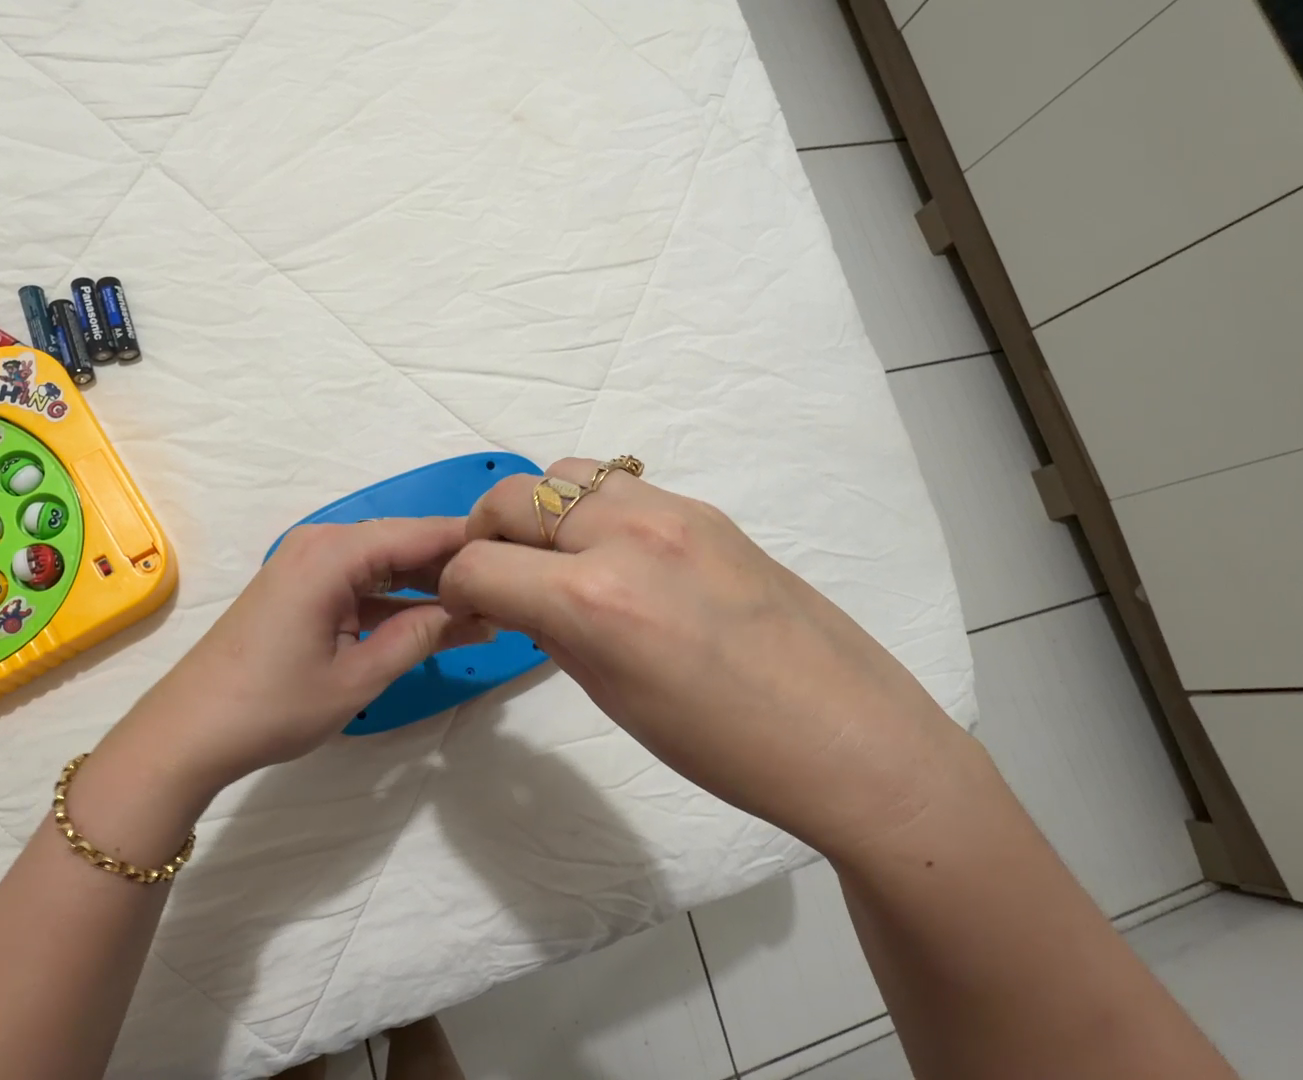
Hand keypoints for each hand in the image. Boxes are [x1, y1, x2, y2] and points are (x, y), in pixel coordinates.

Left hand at [108, 518, 486, 799]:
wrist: (188, 732)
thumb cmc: (273, 705)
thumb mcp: (358, 676)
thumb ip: (419, 637)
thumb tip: (475, 612)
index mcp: (333, 553)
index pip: (421, 533)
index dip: (473, 545)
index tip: (523, 560)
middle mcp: (320, 544)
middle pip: (404, 544)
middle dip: (454, 569)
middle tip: (510, 593)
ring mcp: (305, 565)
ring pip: (384, 565)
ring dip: (426, 588)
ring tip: (483, 613)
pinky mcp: (299, 589)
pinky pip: (359, 583)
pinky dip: (393, 602)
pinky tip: (430, 623)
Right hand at [436, 458, 964, 855]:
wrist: (847, 737)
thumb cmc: (719, 748)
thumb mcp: (610, 694)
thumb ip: (550, 629)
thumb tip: (514, 598)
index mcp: (593, 598)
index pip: (478, 564)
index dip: (455, 588)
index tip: (463, 607)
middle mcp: (626, 533)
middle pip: (511, 498)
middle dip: (484, 536)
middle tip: (497, 578)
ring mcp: (673, 511)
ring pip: (565, 474)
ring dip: (539, 512)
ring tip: (555, 560)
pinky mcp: (707, 509)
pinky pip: (620, 486)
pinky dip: (592, 510)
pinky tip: (615, 557)